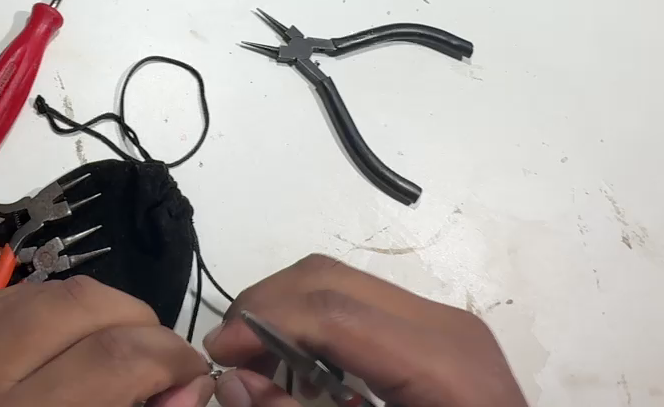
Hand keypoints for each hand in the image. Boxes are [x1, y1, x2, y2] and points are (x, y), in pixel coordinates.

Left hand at [0, 278, 213, 406]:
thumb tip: (191, 380)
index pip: (114, 356)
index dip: (171, 356)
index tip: (195, 371)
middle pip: (86, 303)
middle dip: (140, 323)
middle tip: (161, 359)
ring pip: (58, 289)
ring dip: (102, 314)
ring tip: (119, 351)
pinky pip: (24, 293)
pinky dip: (59, 314)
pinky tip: (68, 346)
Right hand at [203, 255, 526, 406]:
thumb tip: (233, 382)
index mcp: (444, 365)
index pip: (332, 312)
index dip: (264, 322)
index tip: (218, 354)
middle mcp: (445, 324)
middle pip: (327, 279)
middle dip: (264, 306)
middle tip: (228, 352)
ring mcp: (443, 321)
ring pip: (336, 280)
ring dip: (284, 308)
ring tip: (257, 359)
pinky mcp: (435, 330)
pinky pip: (356, 301)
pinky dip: (312, 320)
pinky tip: (299, 360)